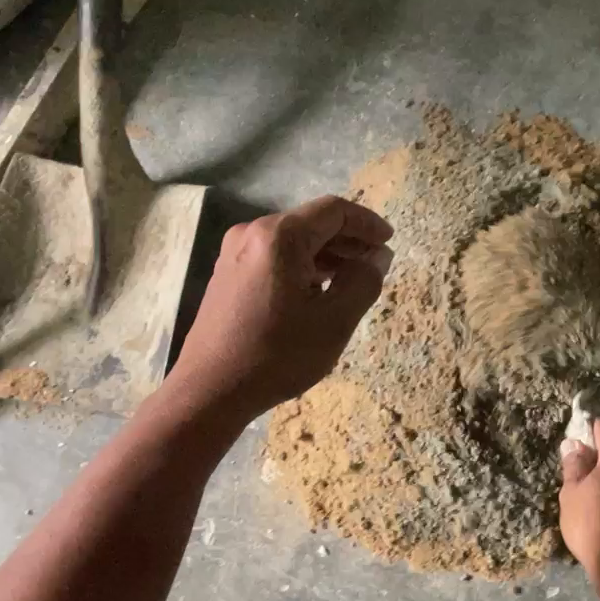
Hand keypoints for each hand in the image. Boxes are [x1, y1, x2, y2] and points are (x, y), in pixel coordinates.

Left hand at [173, 195, 393, 418]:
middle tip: (376, 263)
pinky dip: (303, 265)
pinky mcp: (228, 274)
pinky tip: (318, 291)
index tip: (389, 241)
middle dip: (348, 239)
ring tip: (353, 280)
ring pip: (293, 240)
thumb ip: (364, 281)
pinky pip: (275, 256)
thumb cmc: (277, 355)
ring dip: (327, 254)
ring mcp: (235, 253)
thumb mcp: (335, 321)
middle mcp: (253, 233)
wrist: (210, 390)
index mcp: (280, 237)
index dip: (367, 223)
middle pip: (311, 222)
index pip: (333, 210)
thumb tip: (378, 256)